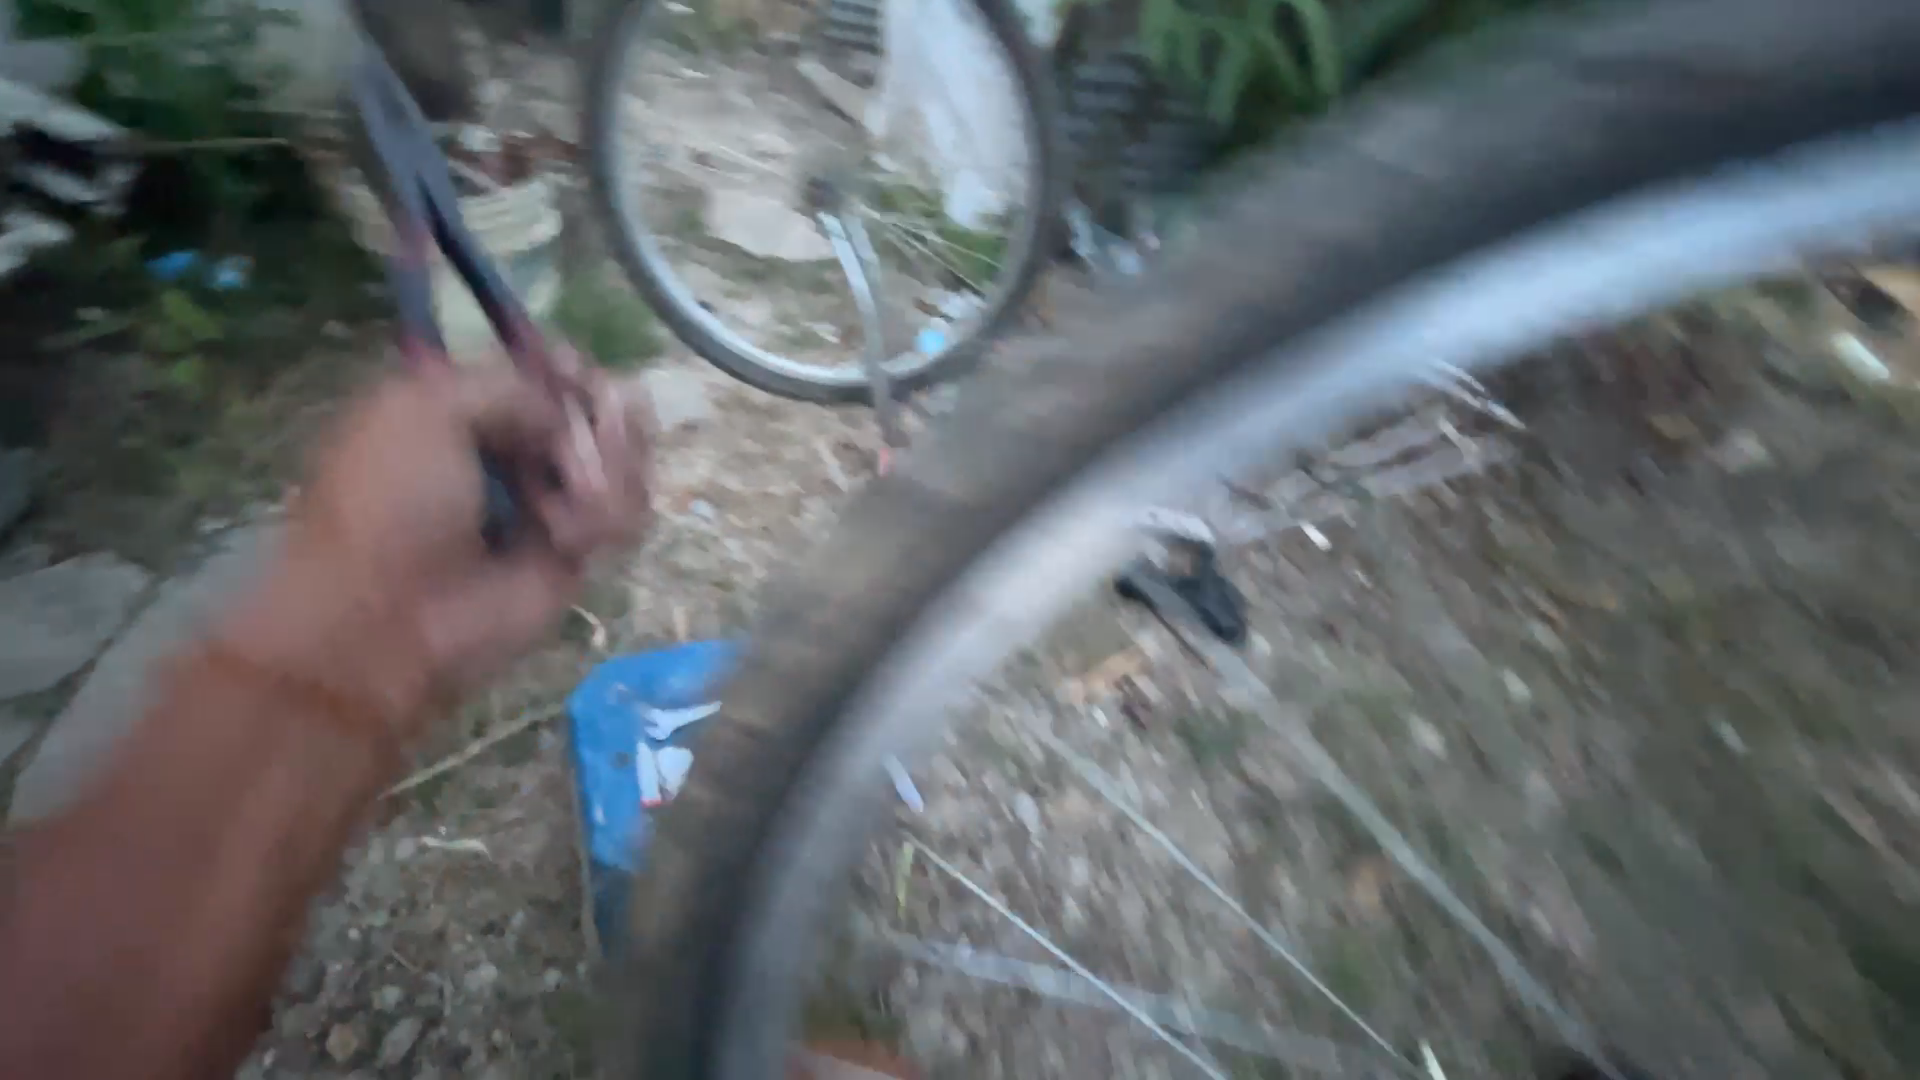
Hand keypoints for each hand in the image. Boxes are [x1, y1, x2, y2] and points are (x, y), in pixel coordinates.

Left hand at [214, 358, 652, 743]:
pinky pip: (632, 512)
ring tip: (577, 493)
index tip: (579, 373)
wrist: (391, 618)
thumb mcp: (422, 410)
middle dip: (603, 419)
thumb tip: (570, 411)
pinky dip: (610, 516)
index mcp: (472, 410)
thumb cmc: (391, 505)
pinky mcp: (585, 547)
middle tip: (598, 432)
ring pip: (627, 460)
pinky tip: (570, 536)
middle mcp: (521, 450)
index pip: (547, 373)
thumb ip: (508, 383)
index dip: (572, 370)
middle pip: (600, 411)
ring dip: (611, 471)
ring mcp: (557, 499)